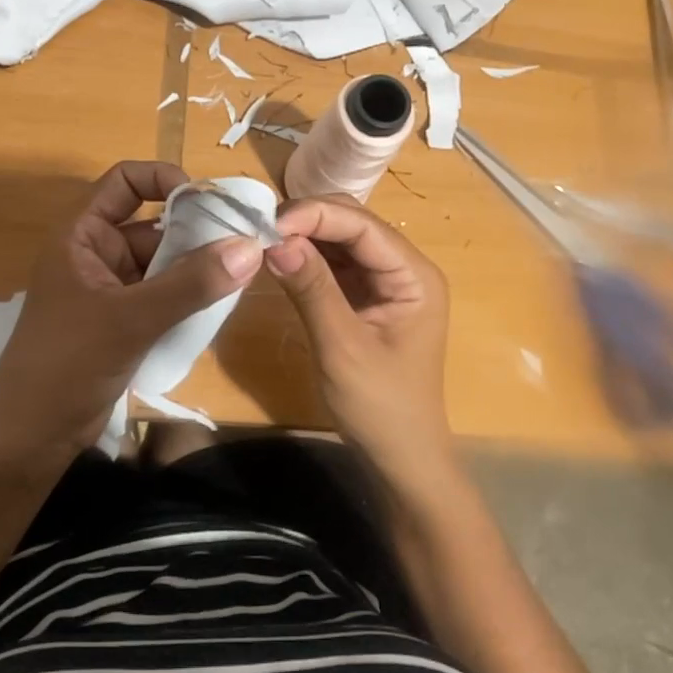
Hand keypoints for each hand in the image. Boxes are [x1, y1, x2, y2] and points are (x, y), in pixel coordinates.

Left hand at [0, 162, 264, 449]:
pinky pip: (163, 297)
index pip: (125, 181)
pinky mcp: (122, 324)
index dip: (166, 179)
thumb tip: (251, 247)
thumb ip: (191, 284)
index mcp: (81, 235)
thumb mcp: (132, 318)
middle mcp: (96, 254)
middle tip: (245, 246)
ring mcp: (109, 291)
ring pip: (163, 264)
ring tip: (240, 278)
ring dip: (197, 269)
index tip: (210, 202)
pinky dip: (188, 299)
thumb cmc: (68, 363)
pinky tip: (219, 309)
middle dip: (196, 233)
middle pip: (153, 224)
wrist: (31, 436)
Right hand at [265, 195, 452, 472]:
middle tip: (257, 230)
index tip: (267, 223)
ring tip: (261, 240)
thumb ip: (312, 289)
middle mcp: (404, 269)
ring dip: (304, 236)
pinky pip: (334, 265)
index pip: (363, 225)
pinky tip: (279, 259)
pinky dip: (306, 258)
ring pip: (341, 241)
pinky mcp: (365, 298)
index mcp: (414, 276)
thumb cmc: (379, 406)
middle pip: (353, 223)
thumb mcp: (341, 348)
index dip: (315, 215)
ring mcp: (385, 283)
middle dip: (308, 220)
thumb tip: (275, 240)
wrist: (400, 457)